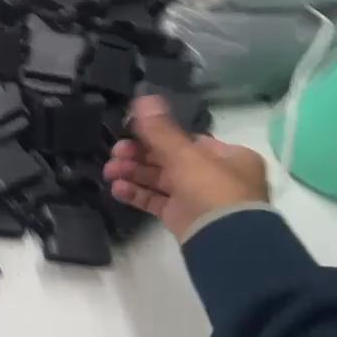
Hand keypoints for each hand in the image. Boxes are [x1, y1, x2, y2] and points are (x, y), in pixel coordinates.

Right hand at [104, 94, 268, 241]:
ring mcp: (198, 197)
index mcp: (228, 156)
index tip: (129, 134)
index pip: (186, 139)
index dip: (156, 135)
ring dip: (133, 174)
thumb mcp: (185, 155)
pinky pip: (156, 200)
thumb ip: (160, 130)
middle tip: (114, 153)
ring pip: (159, 180)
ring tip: (109, 172)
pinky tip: (117, 189)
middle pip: (169, 159)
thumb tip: (143, 97)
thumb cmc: (213, 189)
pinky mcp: (182, 216)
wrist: (224, 238)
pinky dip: (136, 193)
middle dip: (138, 156)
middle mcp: (215, 175)